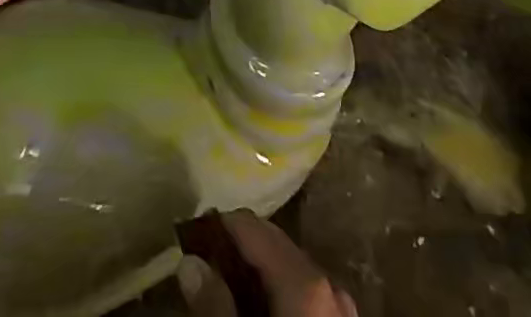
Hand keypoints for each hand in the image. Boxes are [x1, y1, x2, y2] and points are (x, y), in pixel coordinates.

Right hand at [177, 210, 357, 316]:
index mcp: (304, 280)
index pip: (252, 227)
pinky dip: (279, 289)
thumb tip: (188, 262)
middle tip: (202, 259)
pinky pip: (307, 292)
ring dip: (258, 268)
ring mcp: (342, 304)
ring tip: (226, 282)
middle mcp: (328, 281)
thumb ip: (215, 305)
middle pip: (273, 243)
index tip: (189, 234)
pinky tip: (260, 304)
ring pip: (291, 267)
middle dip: (237, 245)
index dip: (218, 225)